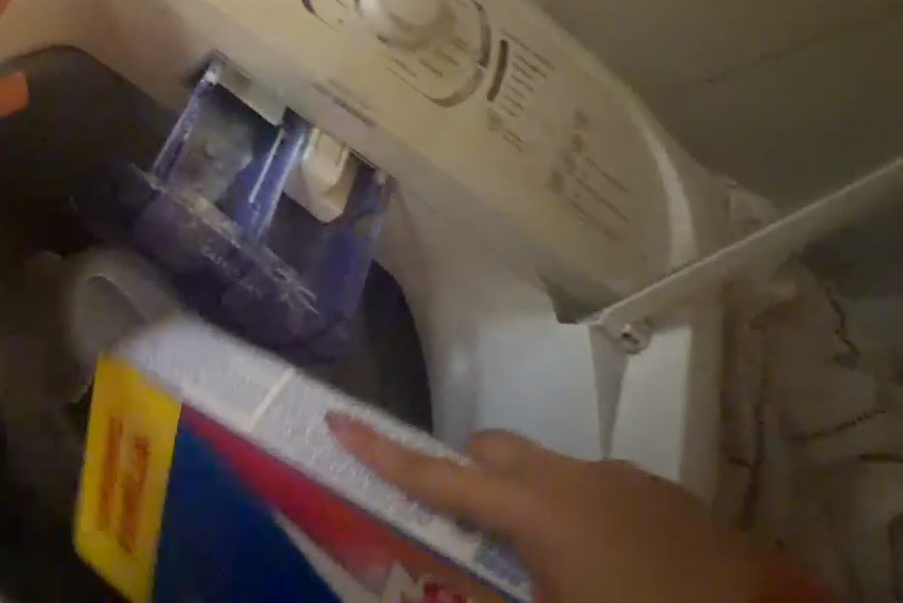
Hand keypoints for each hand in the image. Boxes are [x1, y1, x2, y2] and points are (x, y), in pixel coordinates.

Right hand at [327, 415, 784, 602]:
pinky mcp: (670, 494)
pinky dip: (591, 510)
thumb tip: (441, 582)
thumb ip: (489, 594)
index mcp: (531, 510)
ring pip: (549, 468)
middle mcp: (566, 478)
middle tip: (483, 528)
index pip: (434, 476)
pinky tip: (626, 562)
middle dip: (473, 475)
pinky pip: (603, 486)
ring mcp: (622, 479)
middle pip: (490, 449)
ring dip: (537, 497)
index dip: (380, 451)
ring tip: (568, 559)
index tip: (335, 419)